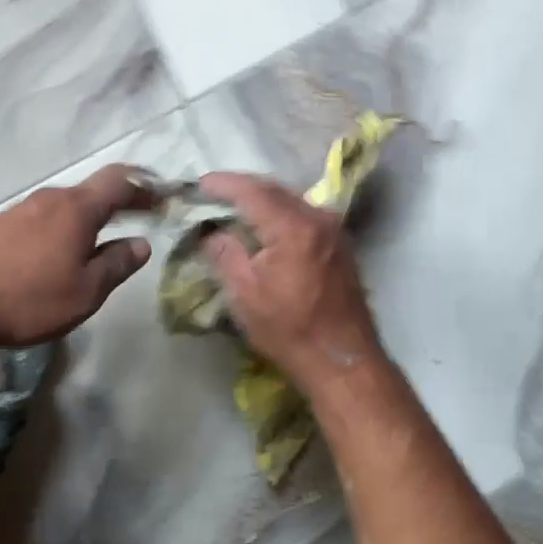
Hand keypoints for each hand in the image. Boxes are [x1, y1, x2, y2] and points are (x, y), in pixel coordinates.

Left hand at [0, 164, 154, 347]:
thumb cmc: (28, 299)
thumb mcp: (85, 292)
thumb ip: (117, 265)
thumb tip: (141, 243)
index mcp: (77, 208)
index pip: (121, 181)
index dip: (147, 187)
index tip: (164, 199)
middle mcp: (50, 198)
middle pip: (93, 190)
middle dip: (120, 202)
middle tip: (141, 218)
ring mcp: (21, 209)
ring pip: (67, 206)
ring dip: (90, 218)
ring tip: (102, 242)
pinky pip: (44, 219)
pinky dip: (64, 229)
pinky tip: (61, 254)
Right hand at [198, 171, 384, 386]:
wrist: (342, 360)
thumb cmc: (289, 330)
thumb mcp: (244, 294)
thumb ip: (224, 253)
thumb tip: (211, 232)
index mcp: (293, 228)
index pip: (253, 191)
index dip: (224, 183)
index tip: (200, 184)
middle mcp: (318, 219)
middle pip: (275, 189)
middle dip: (243, 187)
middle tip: (213, 193)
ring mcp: (334, 230)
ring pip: (292, 200)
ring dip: (263, 199)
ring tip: (235, 207)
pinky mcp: (340, 245)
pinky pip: (304, 215)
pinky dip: (280, 213)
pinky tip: (265, 226)